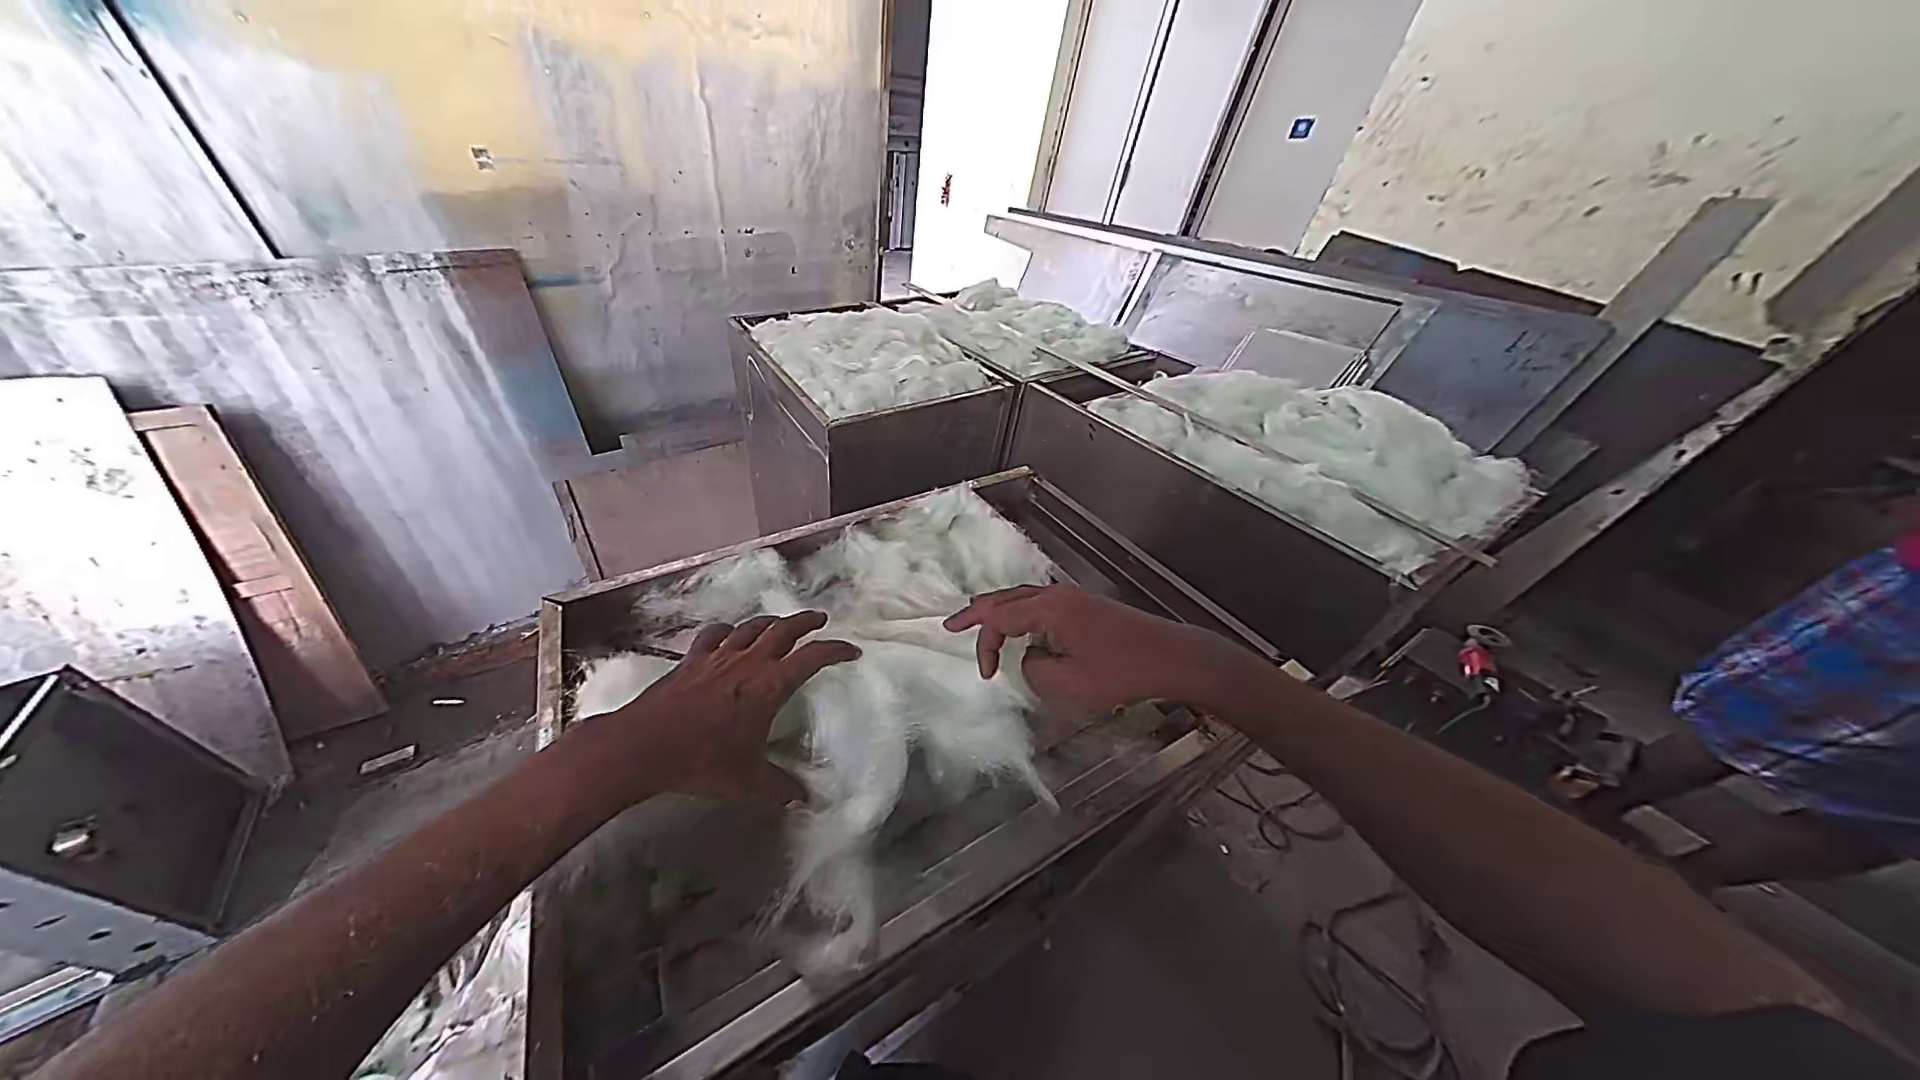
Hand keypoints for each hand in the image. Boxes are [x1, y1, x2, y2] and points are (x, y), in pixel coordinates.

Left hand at [589, 611, 858, 805]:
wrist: (642, 746)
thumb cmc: (701, 761)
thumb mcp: (746, 781)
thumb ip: (778, 788)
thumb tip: (802, 801)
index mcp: (769, 685)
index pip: (812, 657)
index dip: (836, 650)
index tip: (851, 651)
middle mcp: (747, 662)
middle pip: (784, 629)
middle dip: (806, 621)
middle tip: (820, 619)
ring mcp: (717, 657)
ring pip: (752, 627)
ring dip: (771, 622)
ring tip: (781, 624)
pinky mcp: (692, 660)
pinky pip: (715, 634)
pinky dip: (729, 630)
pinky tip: (729, 634)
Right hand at [943, 585, 1260, 711]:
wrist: (1170, 657)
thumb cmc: (1120, 671)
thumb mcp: (1068, 682)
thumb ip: (1034, 670)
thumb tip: (1029, 659)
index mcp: (1048, 608)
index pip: (1000, 618)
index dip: (985, 645)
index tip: (987, 675)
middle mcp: (1057, 595)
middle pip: (1006, 598)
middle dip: (978, 612)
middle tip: (952, 624)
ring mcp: (1072, 598)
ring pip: (1022, 597)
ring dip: (999, 610)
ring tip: (977, 620)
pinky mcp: (1084, 606)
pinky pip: (1039, 604)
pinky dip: (1019, 612)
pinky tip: (1018, 626)